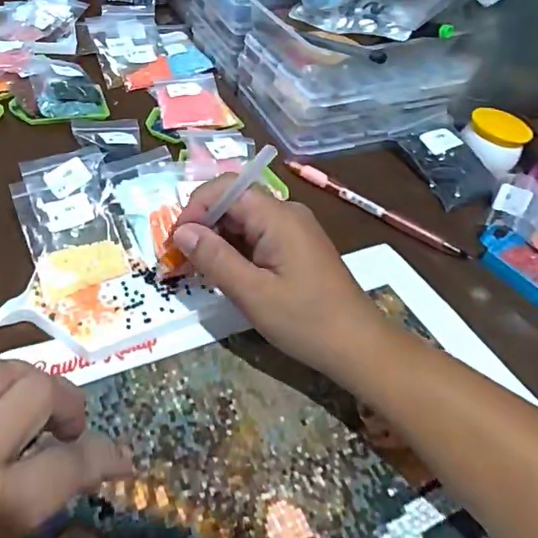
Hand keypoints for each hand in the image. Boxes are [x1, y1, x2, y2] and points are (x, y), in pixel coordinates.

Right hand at [172, 176, 391, 377]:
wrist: (361, 348)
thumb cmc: (307, 321)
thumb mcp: (253, 294)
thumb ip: (215, 258)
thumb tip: (181, 232)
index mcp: (277, 216)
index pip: (226, 188)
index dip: (195, 207)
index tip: (176, 241)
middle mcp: (286, 212)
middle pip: (234, 200)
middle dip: (203, 223)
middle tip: (181, 257)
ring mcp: (293, 228)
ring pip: (243, 218)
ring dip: (217, 237)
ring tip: (197, 267)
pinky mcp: (296, 245)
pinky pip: (257, 233)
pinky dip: (235, 247)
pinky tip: (224, 271)